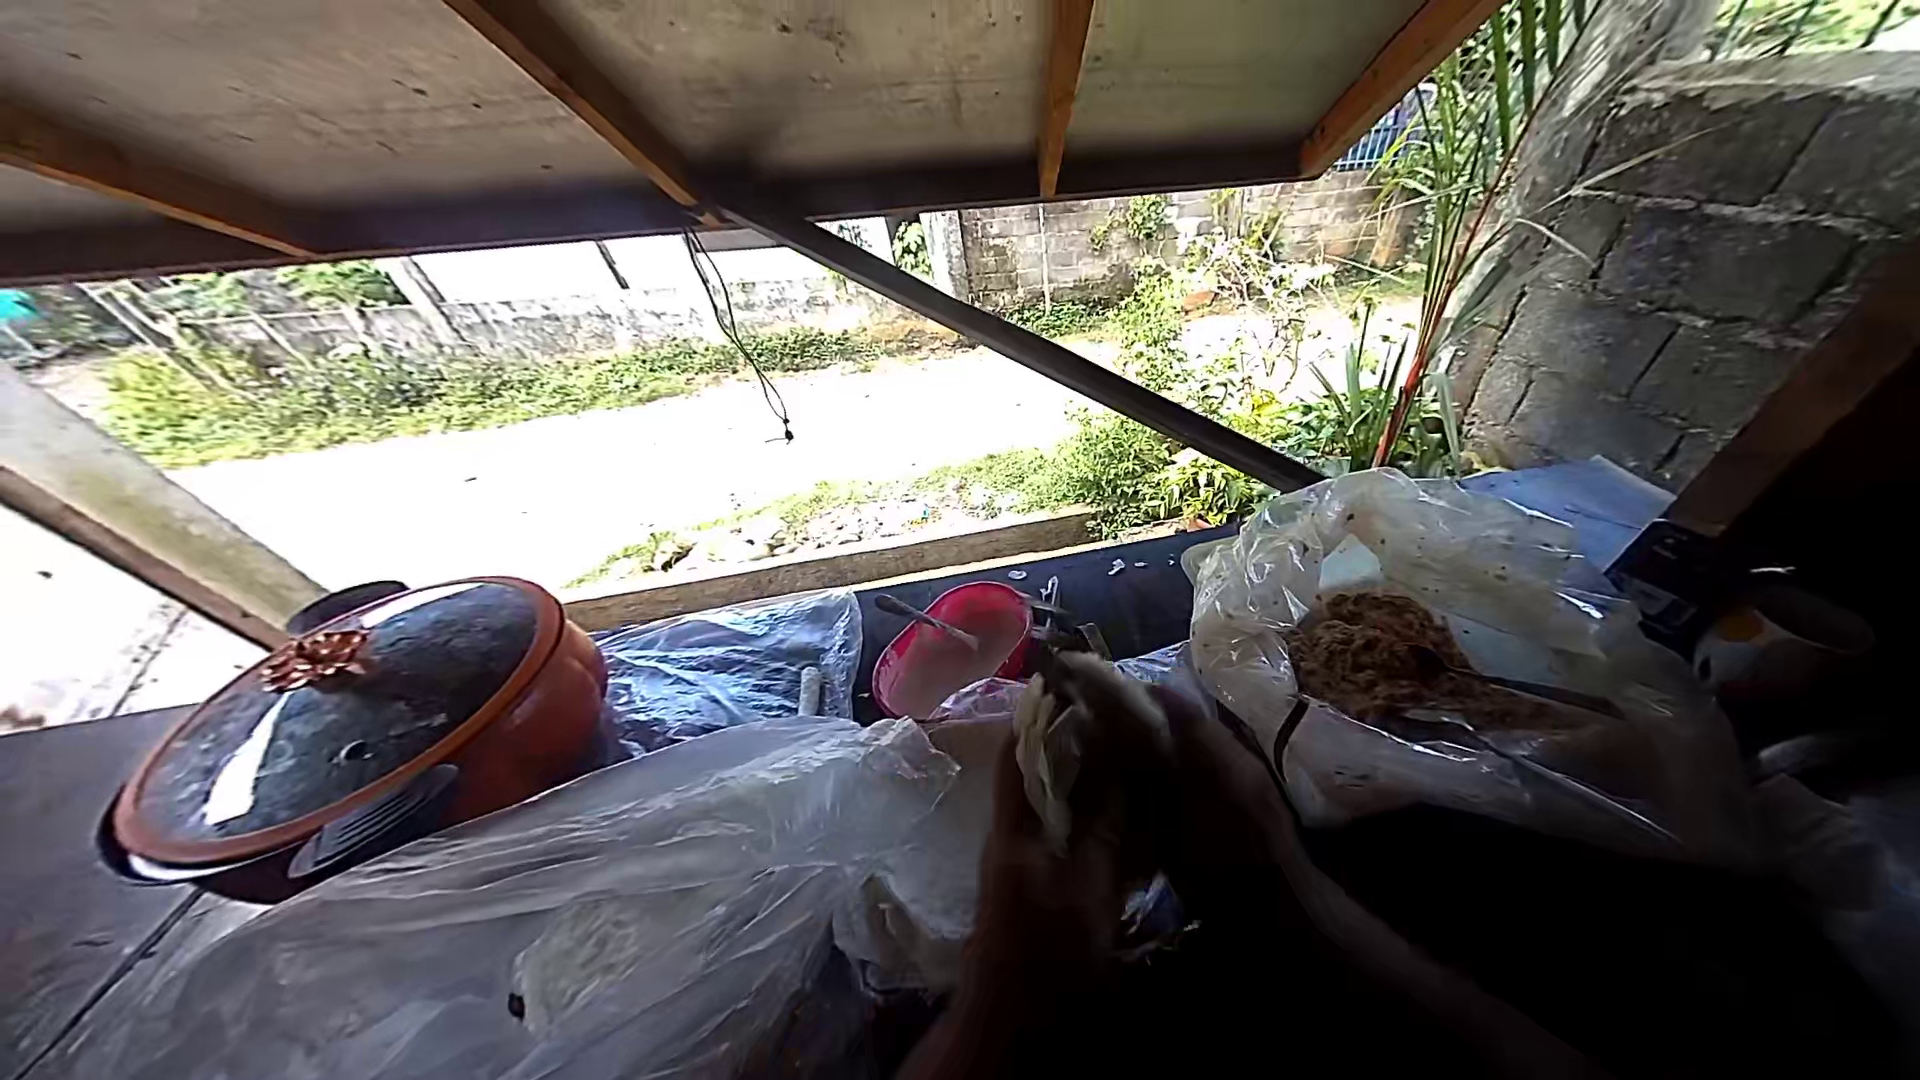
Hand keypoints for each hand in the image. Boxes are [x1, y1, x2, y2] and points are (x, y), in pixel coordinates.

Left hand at [896, 730, 1128, 1079]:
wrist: (1014, 1019)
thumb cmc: (1047, 952)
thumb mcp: (1084, 891)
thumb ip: (1102, 831)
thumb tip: (1120, 776)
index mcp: (1014, 825)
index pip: (1017, 752)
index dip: (1037, 716)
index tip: (1065, 687)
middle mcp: (1011, 831)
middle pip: (1031, 770)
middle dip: (1062, 740)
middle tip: (1103, 717)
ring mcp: (1019, 854)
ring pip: (1044, 797)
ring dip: (1072, 771)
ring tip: (1113, 749)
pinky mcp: (1033, 877)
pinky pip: (1055, 825)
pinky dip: (1078, 807)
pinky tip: (1110, 805)